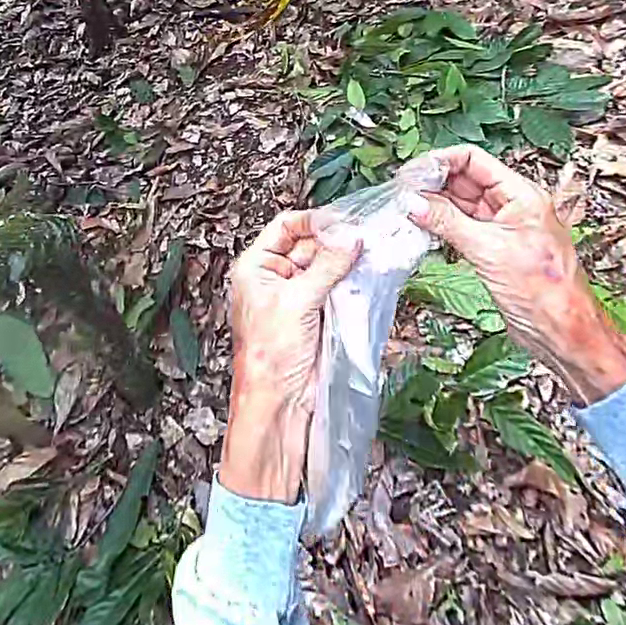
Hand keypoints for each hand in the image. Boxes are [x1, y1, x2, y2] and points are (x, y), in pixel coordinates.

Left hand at [220, 209, 361, 501]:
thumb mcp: (296, 302)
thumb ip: (326, 266)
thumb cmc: (270, 355)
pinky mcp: (318, 310)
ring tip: (369, 250)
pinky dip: (351, 277)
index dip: (313, 221)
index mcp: (256, 267)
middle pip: (309, 243)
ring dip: (346, 258)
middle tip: (363, 235)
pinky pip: (336, 284)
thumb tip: (351, 238)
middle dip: (334, 240)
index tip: (343, 221)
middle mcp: (275, 276)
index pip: (286, 226)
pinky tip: (367, 271)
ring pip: (326, 263)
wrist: (280, 403)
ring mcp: (298, 293)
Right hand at [407, 145, 625, 402]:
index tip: (412, 173)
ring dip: (433, 205)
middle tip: (403, 193)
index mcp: (521, 195)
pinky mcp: (493, 249)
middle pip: (464, 180)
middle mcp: (512, 206)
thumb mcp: (489, 250)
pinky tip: (422, 228)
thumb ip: (448, 222)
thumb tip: (415, 202)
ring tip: (407, 209)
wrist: (562, 334)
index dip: (440, 162)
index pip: (473, 160)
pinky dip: (440, 225)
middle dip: (432, 183)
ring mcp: (501, 228)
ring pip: (460, 203)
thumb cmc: (546, 293)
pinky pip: (461, 226)